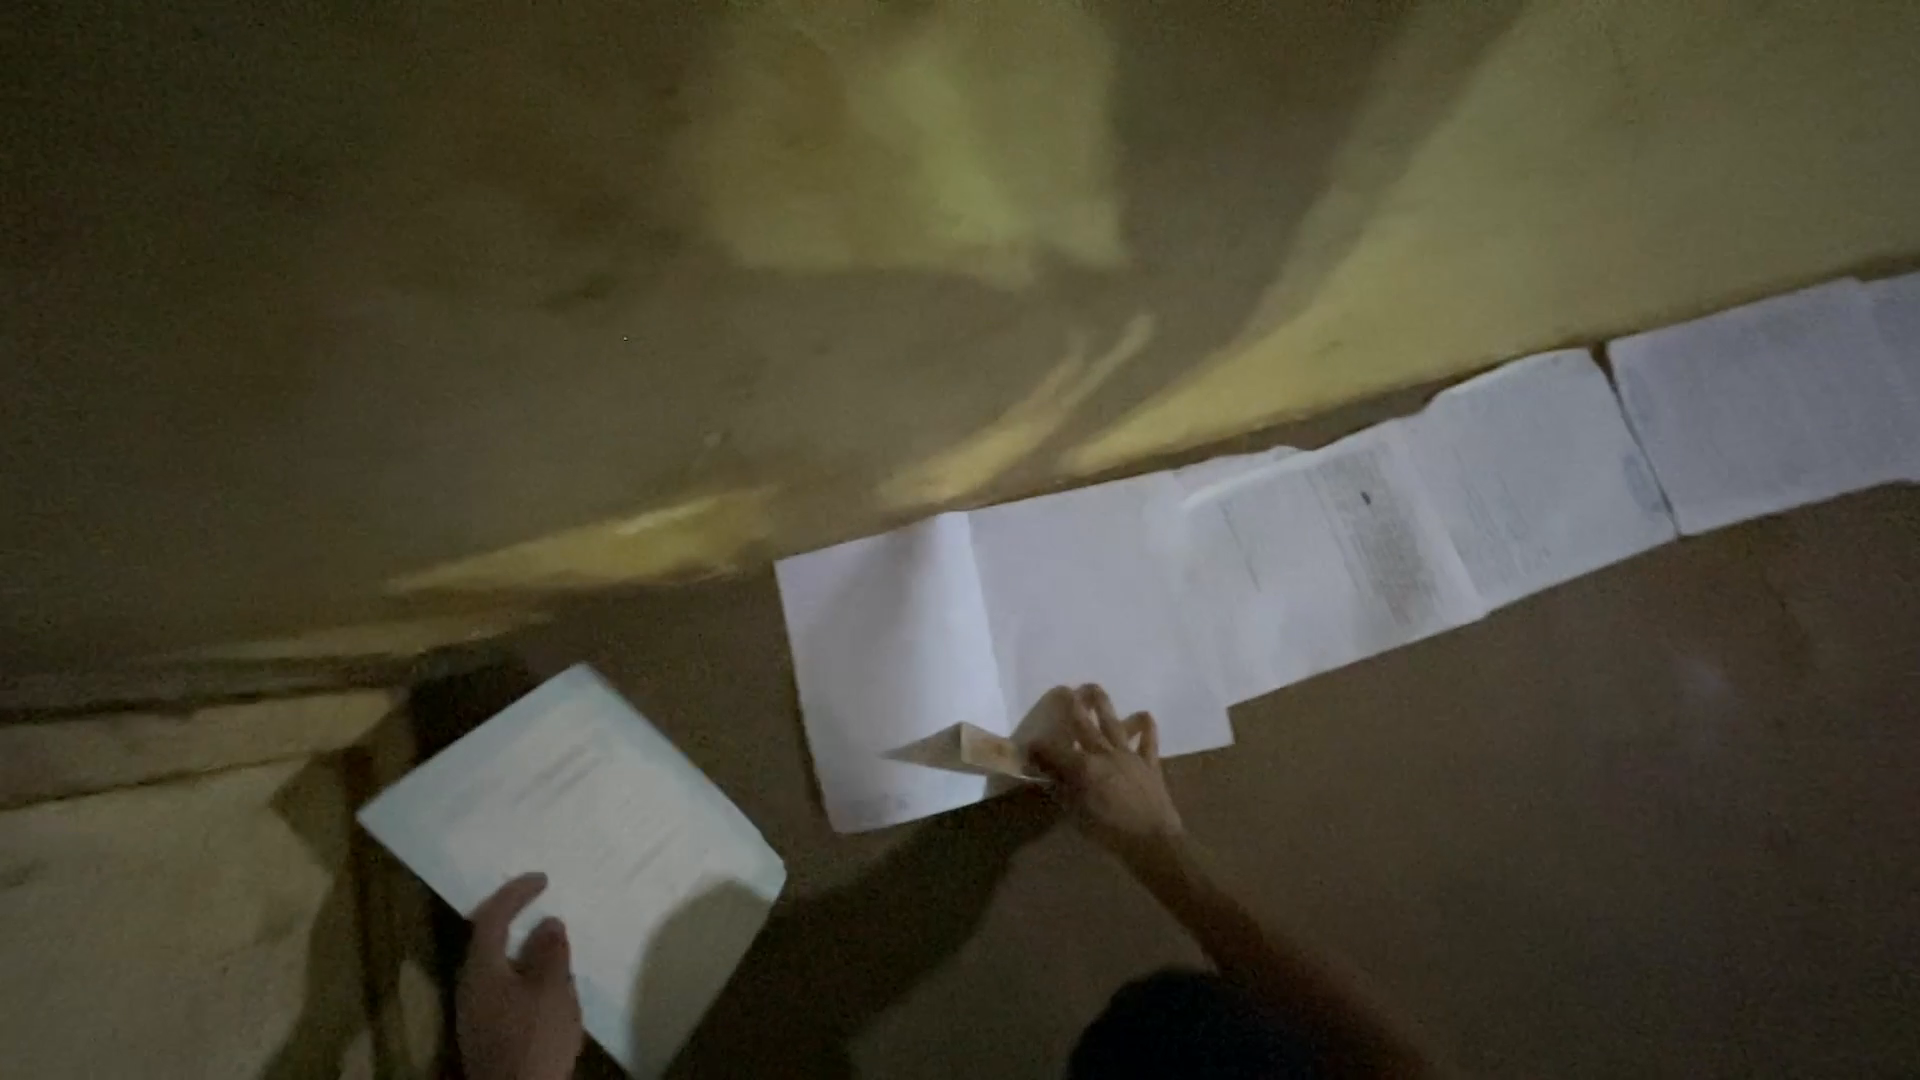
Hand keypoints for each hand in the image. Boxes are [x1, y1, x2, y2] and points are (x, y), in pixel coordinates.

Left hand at [457, 873, 583, 1079]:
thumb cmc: (535, 1038)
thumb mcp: (552, 989)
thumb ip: (550, 952)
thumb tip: (548, 923)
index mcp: (482, 971)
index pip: (491, 919)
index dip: (515, 893)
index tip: (543, 878)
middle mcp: (470, 988)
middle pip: (485, 940)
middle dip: (511, 915)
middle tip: (538, 898)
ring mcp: (474, 1012)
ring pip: (493, 962)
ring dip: (517, 942)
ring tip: (547, 933)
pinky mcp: (486, 1029)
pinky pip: (500, 981)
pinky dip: (520, 964)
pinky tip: (542, 972)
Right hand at [1030, 684, 1184, 862]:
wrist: (1153, 841)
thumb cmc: (1110, 832)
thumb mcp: (1077, 814)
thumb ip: (1063, 790)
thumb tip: (1050, 774)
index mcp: (1083, 767)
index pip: (1053, 751)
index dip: (1038, 748)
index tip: (1029, 746)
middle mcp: (1103, 753)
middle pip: (1083, 724)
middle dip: (1070, 706)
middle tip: (1063, 690)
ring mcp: (1128, 755)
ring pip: (1113, 722)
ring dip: (1102, 704)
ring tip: (1094, 688)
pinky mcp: (1149, 763)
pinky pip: (1148, 740)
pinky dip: (1146, 728)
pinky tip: (1144, 715)